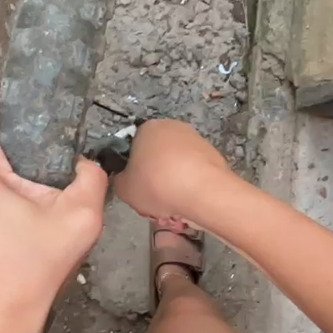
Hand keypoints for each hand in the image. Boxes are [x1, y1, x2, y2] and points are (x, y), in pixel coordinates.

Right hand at [111, 119, 236, 225]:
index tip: (136, 186)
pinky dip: (190, 186)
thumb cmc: (157, 185)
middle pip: (157, 156)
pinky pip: (193, 173)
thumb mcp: (124, 189)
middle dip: (155, 177)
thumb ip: (120, 180)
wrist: (203, 192)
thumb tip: (125, 178)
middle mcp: (173, 127)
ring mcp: (196, 139)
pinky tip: (188, 202)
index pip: (133, 147)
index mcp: (147, 128)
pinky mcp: (213, 154)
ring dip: (173, 184)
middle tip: (153, 198)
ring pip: (176, 166)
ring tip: (172, 206)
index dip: (133, 169)